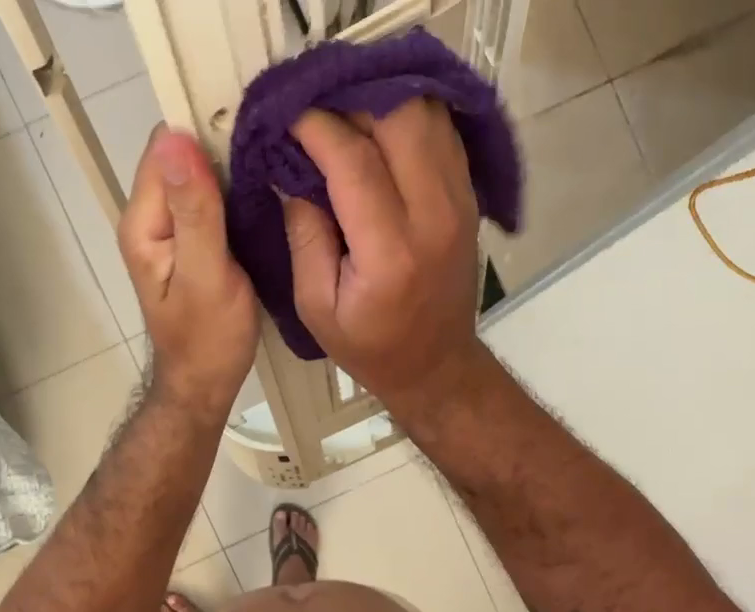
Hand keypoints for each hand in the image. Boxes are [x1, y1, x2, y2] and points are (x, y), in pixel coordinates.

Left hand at [119, 126, 259, 413]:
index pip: (167, 146)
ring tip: (273, 174)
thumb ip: (195, 210)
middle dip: (223, 151)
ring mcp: (170, 229)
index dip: (207, 134)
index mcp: (143, 222)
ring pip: (199, 176)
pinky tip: (263, 199)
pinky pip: (211, 200)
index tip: (254, 139)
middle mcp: (149, 218)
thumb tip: (176, 139)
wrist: (205, 385)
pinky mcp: (191, 240)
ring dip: (233, 171)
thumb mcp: (206, 274)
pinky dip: (235, 195)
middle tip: (273, 159)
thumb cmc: (208, 339)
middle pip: (183, 156)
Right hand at [284, 101, 487, 404]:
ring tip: (344, 115)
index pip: (353, 161)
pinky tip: (378, 128)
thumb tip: (291, 171)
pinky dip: (408, 116)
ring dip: (382, 102)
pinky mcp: (468, 197)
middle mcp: (434, 217)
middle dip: (351, 103)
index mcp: (390, 253)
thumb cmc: (369, 346)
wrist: (434, 365)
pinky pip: (442, 131)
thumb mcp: (316, 306)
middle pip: (399, 119)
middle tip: (317, 112)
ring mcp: (459, 202)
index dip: (315, 127)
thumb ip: (304, 235)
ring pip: (427, 114)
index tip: (286, 116)